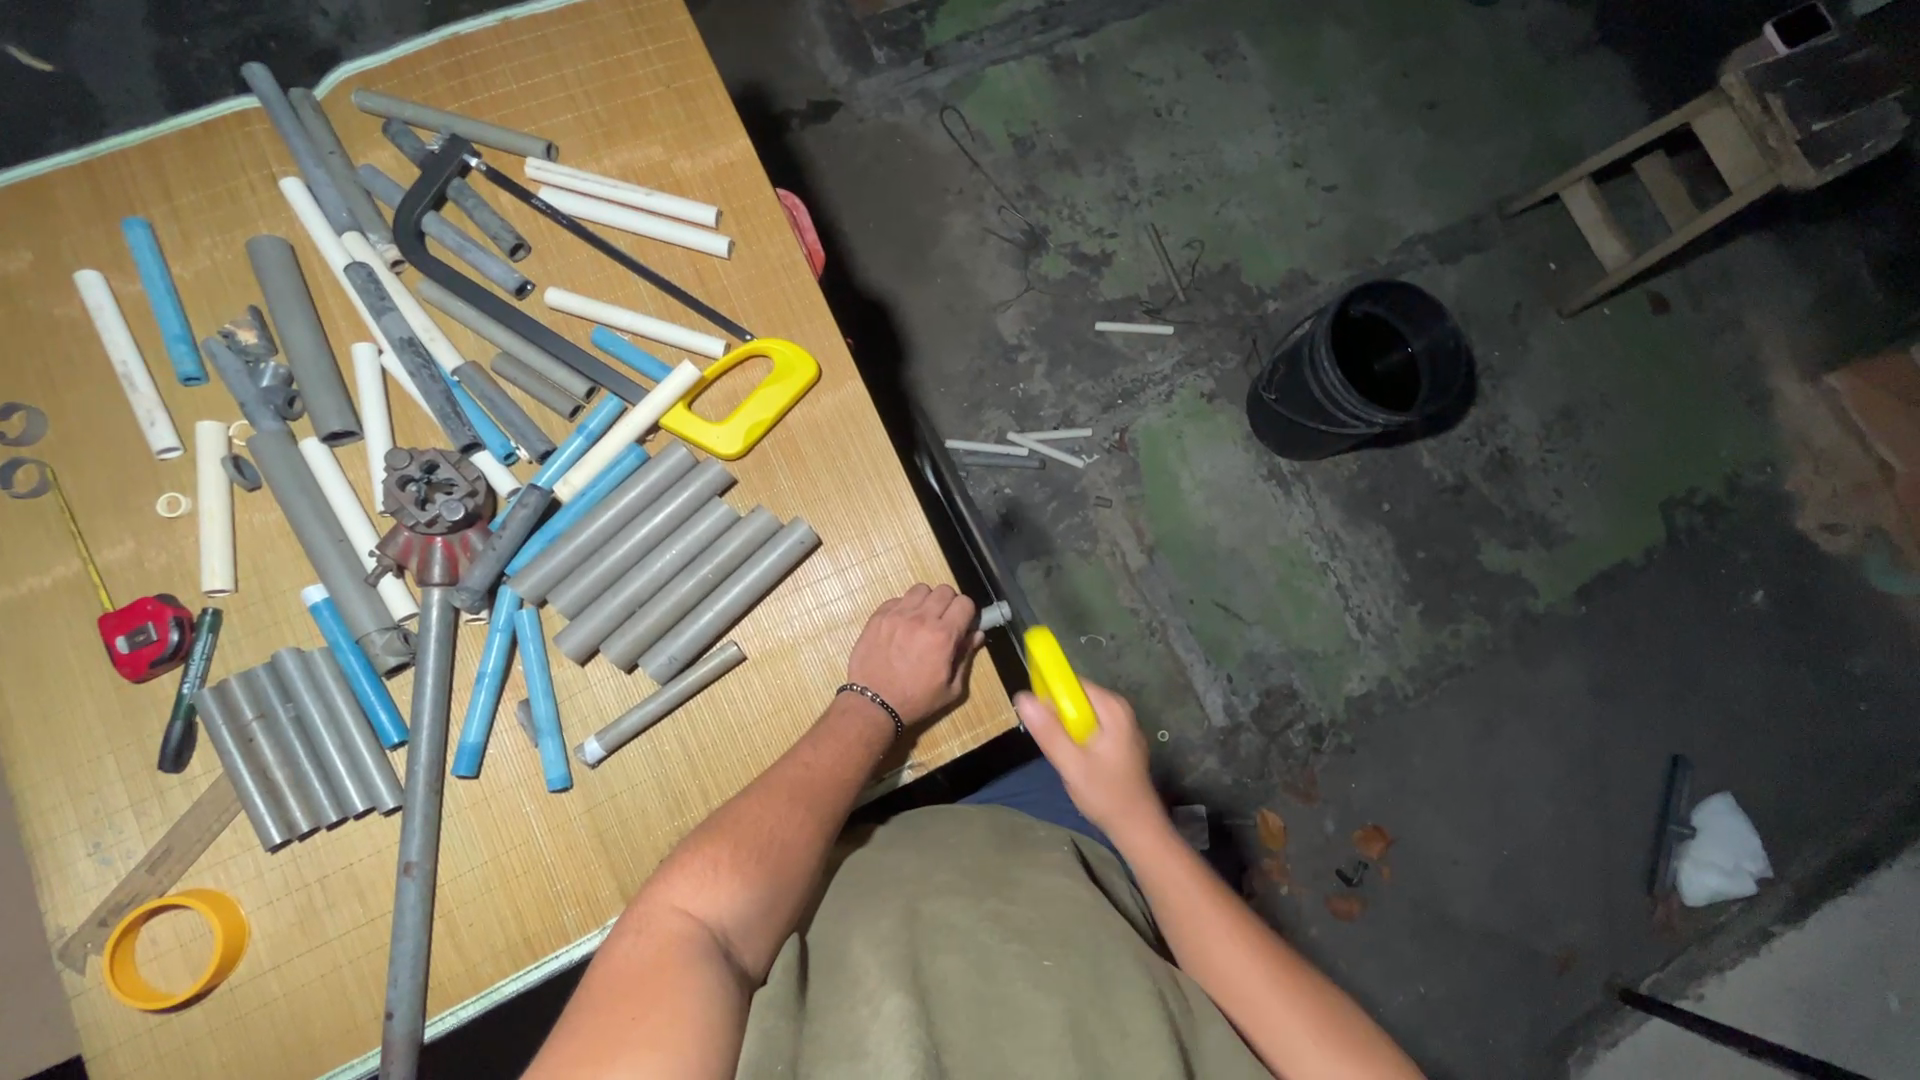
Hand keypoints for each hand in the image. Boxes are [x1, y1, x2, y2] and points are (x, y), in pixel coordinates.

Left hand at [846, 584, 983, 725]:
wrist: (873, 704)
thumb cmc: (916, 701)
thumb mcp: (951, 688)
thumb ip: (966, 657)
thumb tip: (976, 635)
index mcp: (943, 636)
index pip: (965, 603)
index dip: (967, 613)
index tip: (962, 625)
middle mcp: (922, 618)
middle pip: (944, 590)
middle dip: (949, 604)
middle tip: (943, 622)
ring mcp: (897, 614)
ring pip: (920, 589)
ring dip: (926, 601)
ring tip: (921, 620)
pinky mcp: (878, 616)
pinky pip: (897, 599)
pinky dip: (904, 608)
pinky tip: (901, 625)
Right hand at [1017, 681, 1163, 838]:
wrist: (1137, 827)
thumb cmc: (1105, 794)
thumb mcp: (1071, 764)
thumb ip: (1048, 731)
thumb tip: (1022, 696)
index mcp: (1112, 708)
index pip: (1072, 684)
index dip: (1050, 696)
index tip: (1039, 721)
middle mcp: (1120, 709)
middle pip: (1076, 699)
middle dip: (1059, 718)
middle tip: (1055, 747)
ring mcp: (1122, 725)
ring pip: (1081, 715)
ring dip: (1067, 732)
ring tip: (1067, 758)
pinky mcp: (1120, 740)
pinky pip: (1090, 727)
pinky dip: (1078, 740)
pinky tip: (1078, 764)